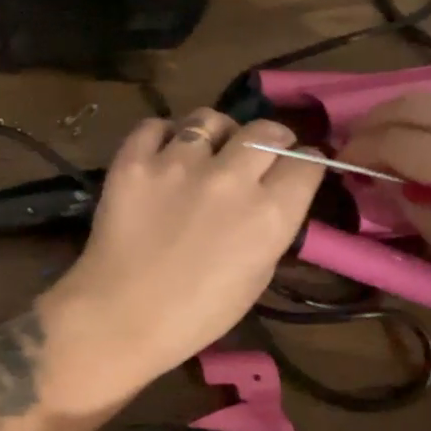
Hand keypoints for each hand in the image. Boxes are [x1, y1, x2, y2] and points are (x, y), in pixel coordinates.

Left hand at [37, 109, 322, 412]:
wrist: (125, 311)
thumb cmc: (199, 310)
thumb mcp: (258, 272)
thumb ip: (269, 224)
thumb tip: (269, 193)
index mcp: (270, 214)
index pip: (305, 163)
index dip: (306, 160)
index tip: (299, 161)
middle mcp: (229, 178)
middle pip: (262, 131)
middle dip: (269, 135)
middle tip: (260, 145)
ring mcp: (177, 163)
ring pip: (207, 119)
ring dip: (215, 130)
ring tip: (208, 145)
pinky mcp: (133, 159)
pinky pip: (153, 125)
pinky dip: (162, 133)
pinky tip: (163, 150)